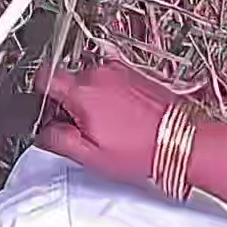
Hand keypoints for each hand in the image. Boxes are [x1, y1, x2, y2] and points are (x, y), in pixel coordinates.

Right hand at [38, 61, 226, 211]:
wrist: (185, 141)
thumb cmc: (143, 150)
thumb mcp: (91, 156)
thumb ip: (57, 139)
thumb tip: (42, 132)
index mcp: (82, 91)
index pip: (44, 78)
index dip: (42, 97)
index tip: (48, 110)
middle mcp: (99, 74)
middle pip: (68, 81)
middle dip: (69, 102)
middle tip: (84, 129)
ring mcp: (119, 70)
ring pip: (89, 80)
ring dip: (91, 99)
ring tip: (109, 126)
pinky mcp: (134, 73)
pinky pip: (109, 79)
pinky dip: (110, 95)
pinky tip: (123, 118)